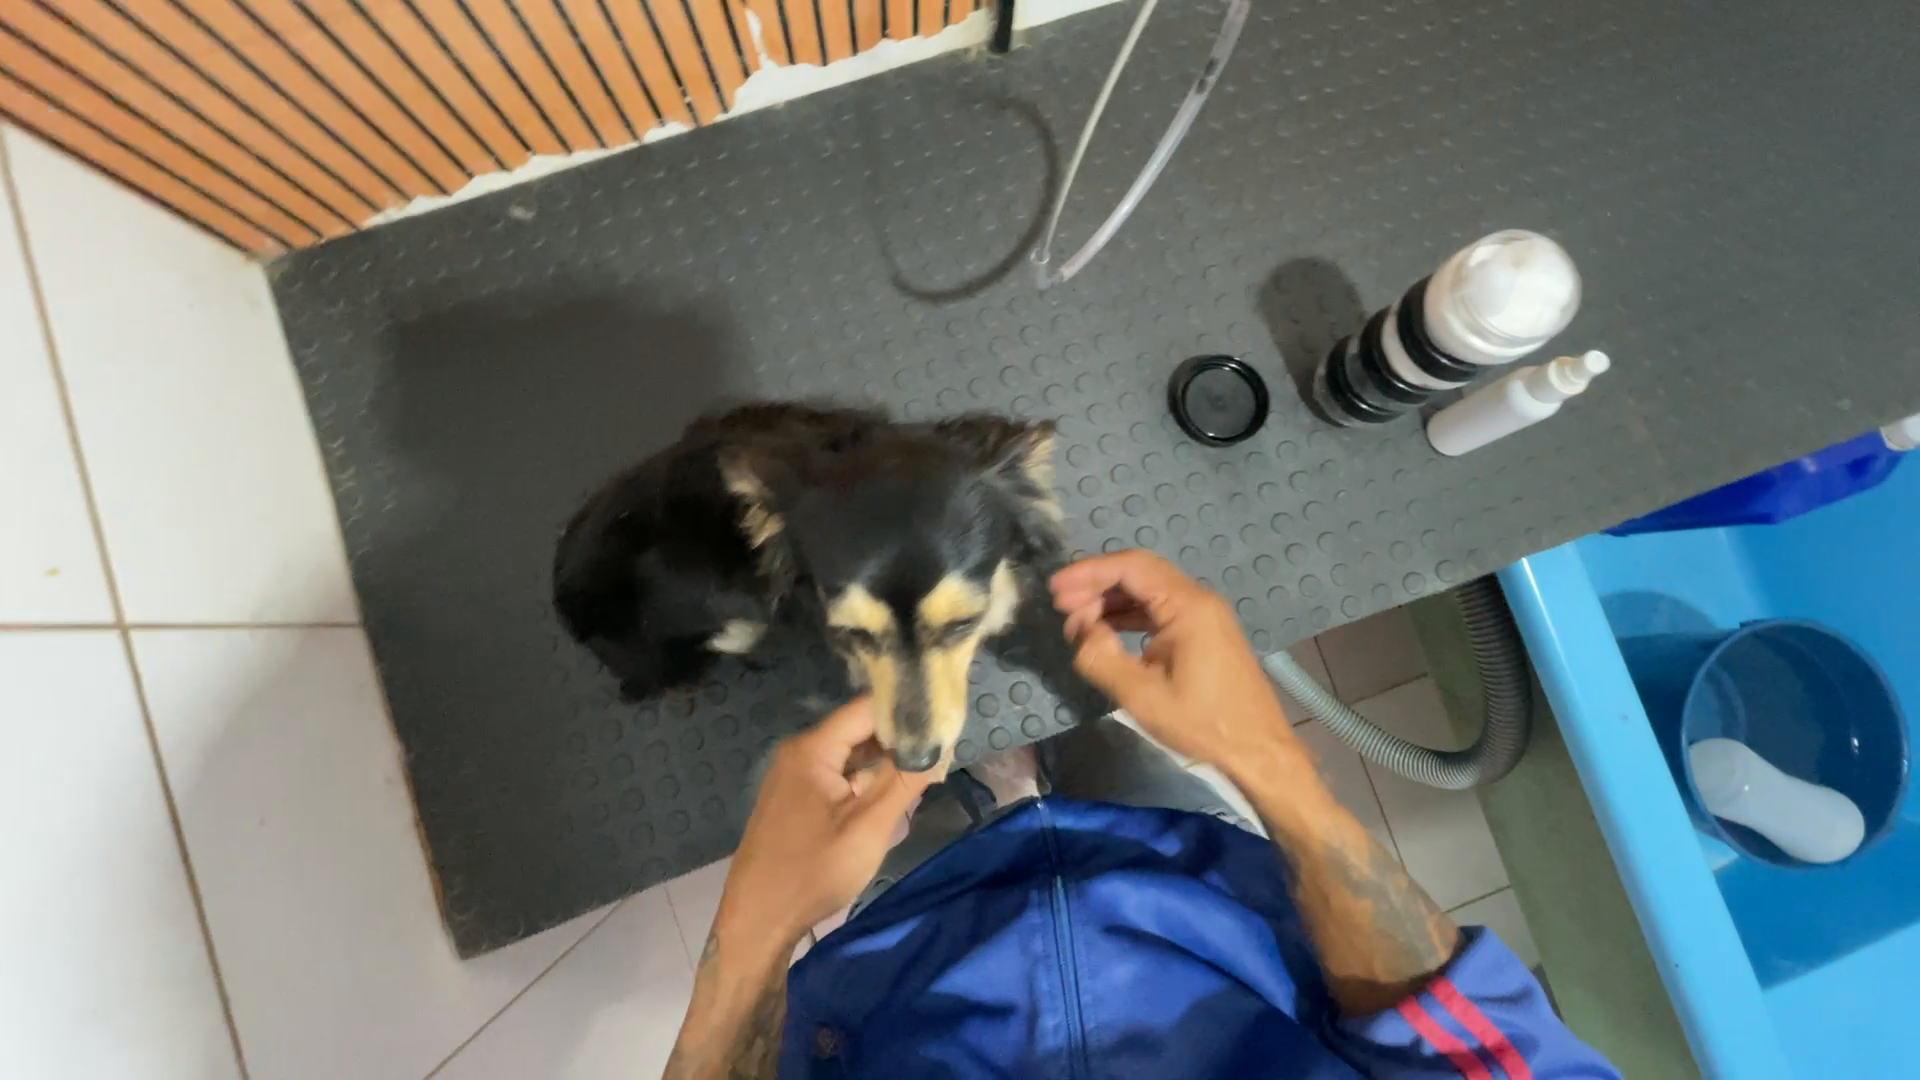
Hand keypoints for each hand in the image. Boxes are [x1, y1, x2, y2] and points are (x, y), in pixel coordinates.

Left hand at [716, 697, 938, 953]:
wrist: (757, 922)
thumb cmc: (813, 872)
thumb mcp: (869, 827)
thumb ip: (906, 779)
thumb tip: (940, 743)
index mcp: (813, 748)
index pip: (868, 708)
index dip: (907, 709)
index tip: (944, 716)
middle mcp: (802, 750)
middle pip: (860, 726)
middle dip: (901, 733)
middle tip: (943, 742)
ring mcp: (797, 773)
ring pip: (852, 750)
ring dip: (886, 755)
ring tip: (928, 760)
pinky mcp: (798, 794)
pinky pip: (840, 770)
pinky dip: (867, 774)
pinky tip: (895, 784)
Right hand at [1051, 550, 1295, 772]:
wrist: (1259, 751)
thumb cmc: (1202, 723)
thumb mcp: (1142, 696)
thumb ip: (1102, 658)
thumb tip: (1081, 631)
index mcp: (1187, 606)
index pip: (1131, 567)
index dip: (1088, 572)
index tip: (1055, 588)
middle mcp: (1197, 600)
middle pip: (1138, 573)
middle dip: (1095, 585)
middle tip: (1061, 608)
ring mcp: (1203, 615)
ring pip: (1147, 591)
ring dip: (1110, 601)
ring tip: (1076, 623)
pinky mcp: (1202, 632)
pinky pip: (1158, 609)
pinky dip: (1128, 615)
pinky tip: (1105, 632)